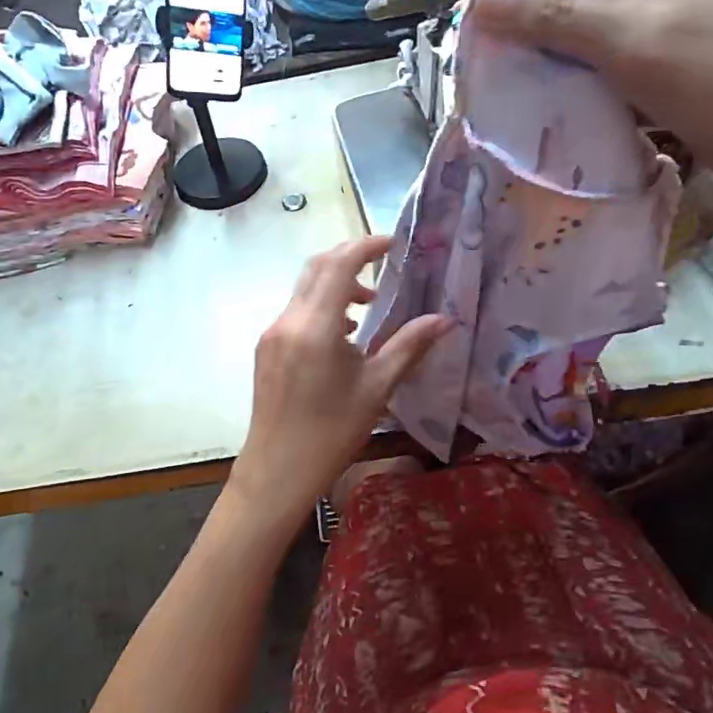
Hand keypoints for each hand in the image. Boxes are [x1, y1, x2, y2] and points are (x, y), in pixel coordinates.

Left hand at [223, 236, 450, 539]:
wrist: (279, 469)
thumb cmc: (332, 432)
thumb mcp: (377, 388)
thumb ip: (410, 346)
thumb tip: (446, 319)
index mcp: (315, 326)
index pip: (340, 263)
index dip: (368, 245)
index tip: (395, 243)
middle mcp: (288, 320)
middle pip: (317, 267)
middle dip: (351, 257)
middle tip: (384, 264)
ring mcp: (272, 333)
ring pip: (304, 288)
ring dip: (335, 283)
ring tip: (368, 306)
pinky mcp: (266, 348)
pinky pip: (295, 311)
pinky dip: (320, 306)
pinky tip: (342, 334)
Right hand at [469, 0, 712, 263]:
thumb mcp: (647, 46)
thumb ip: (560, 15)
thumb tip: (484, 3)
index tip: (476, 9)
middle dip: (549, 7)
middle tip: (496, 55)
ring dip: (574, 39)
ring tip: (527, 78)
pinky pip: (644, 28)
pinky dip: (606, 57)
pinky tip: (574, 88)